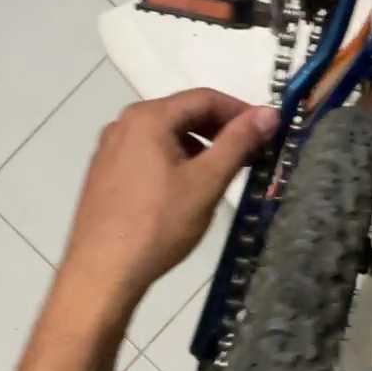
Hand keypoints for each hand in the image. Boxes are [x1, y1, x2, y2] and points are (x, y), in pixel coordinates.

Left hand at [57, 89, 277, 311]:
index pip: (205, 98)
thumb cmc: (158, 224)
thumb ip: (239, 143)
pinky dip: (176, 160)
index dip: (241, 111)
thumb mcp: (206, 182)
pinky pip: (149, 153)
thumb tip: (269, 113)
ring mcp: (110, 149)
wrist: (102, 273)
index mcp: (148, 117)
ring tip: (224, 173)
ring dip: (200, 146)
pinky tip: (188, 188)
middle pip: (184, 113)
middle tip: (252, 153)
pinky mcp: (105, 174)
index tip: (268, 131)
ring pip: (167, 135)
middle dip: (221, 129)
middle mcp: (124, 124)